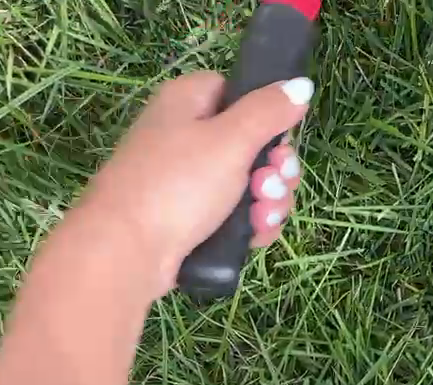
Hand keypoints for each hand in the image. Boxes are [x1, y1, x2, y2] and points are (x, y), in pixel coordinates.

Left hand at [30, 71, 313, 300]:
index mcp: (188, 103)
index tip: (279, 142)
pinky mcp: (194, 220)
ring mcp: (189, 182)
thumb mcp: (230, 140)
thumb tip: (302, 84)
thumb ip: (268, 111)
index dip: (265, 118)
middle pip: (251, 145)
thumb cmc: (178, 186)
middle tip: (271, 186)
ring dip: (268, 201)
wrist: (131, 250)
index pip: (237, 94)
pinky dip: (252, 224)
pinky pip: (236, 216)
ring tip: (263, 217)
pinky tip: (256, 235)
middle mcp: (187, 137)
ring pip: (249, 185)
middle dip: (274, 170)